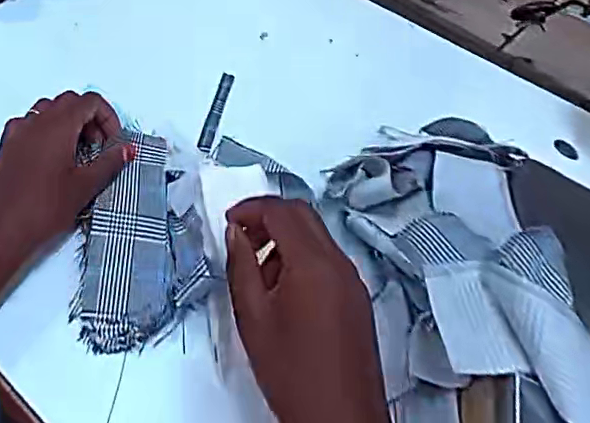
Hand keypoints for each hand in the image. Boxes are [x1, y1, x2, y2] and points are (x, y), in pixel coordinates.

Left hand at [0, 92, 132, 263]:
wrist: (1, 231)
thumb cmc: (38, 210)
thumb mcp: (85, 186)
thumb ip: (109, 162)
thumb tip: (123, 150)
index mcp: (58, 124)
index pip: (90, 101)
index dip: (107, 117)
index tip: (113, 139)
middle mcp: (37, 121)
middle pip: (70, 102)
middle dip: (90, 119)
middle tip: (100, 146)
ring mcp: (19, 131)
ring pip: (49, 110)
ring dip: (68, 123)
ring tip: (78, 154)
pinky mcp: (8, 145)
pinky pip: (30, 125)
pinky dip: (46, 132)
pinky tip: (53, 159)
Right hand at [227, 197, 386, 422]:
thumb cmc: (298, 380)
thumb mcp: (252, 316)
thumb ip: (240, 265)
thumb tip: (236, 235)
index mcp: (313, 265)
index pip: (279, 211)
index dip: (250, 209)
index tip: (231, 220)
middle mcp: (339, 267)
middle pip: (301, 214)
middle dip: (268, 216)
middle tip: (243, 233)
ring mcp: (353, 284)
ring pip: (316, 234)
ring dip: (285, 236)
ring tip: (259, 266)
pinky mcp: (358, 301)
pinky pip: (328, 258)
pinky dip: (302, 256)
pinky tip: (282, 287)